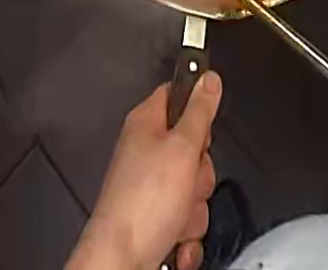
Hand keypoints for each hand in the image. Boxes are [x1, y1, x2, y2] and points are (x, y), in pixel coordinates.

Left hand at [68, 72, 221, 269]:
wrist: (118, 266)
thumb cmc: (140, 207)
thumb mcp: (183, 147)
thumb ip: (201, 110)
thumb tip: (209, 78)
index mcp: (146, 123)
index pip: (178, 94)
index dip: (197, 107)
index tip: (203, 126)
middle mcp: (146, 151)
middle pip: (194, 144)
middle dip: (200, 170)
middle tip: (187, 178)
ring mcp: (150, 186)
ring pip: (194, 183)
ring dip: (194, 205)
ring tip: (176, 215)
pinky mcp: (155, 216)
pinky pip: (186, 215)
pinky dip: (186, 231)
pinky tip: (175, 239)